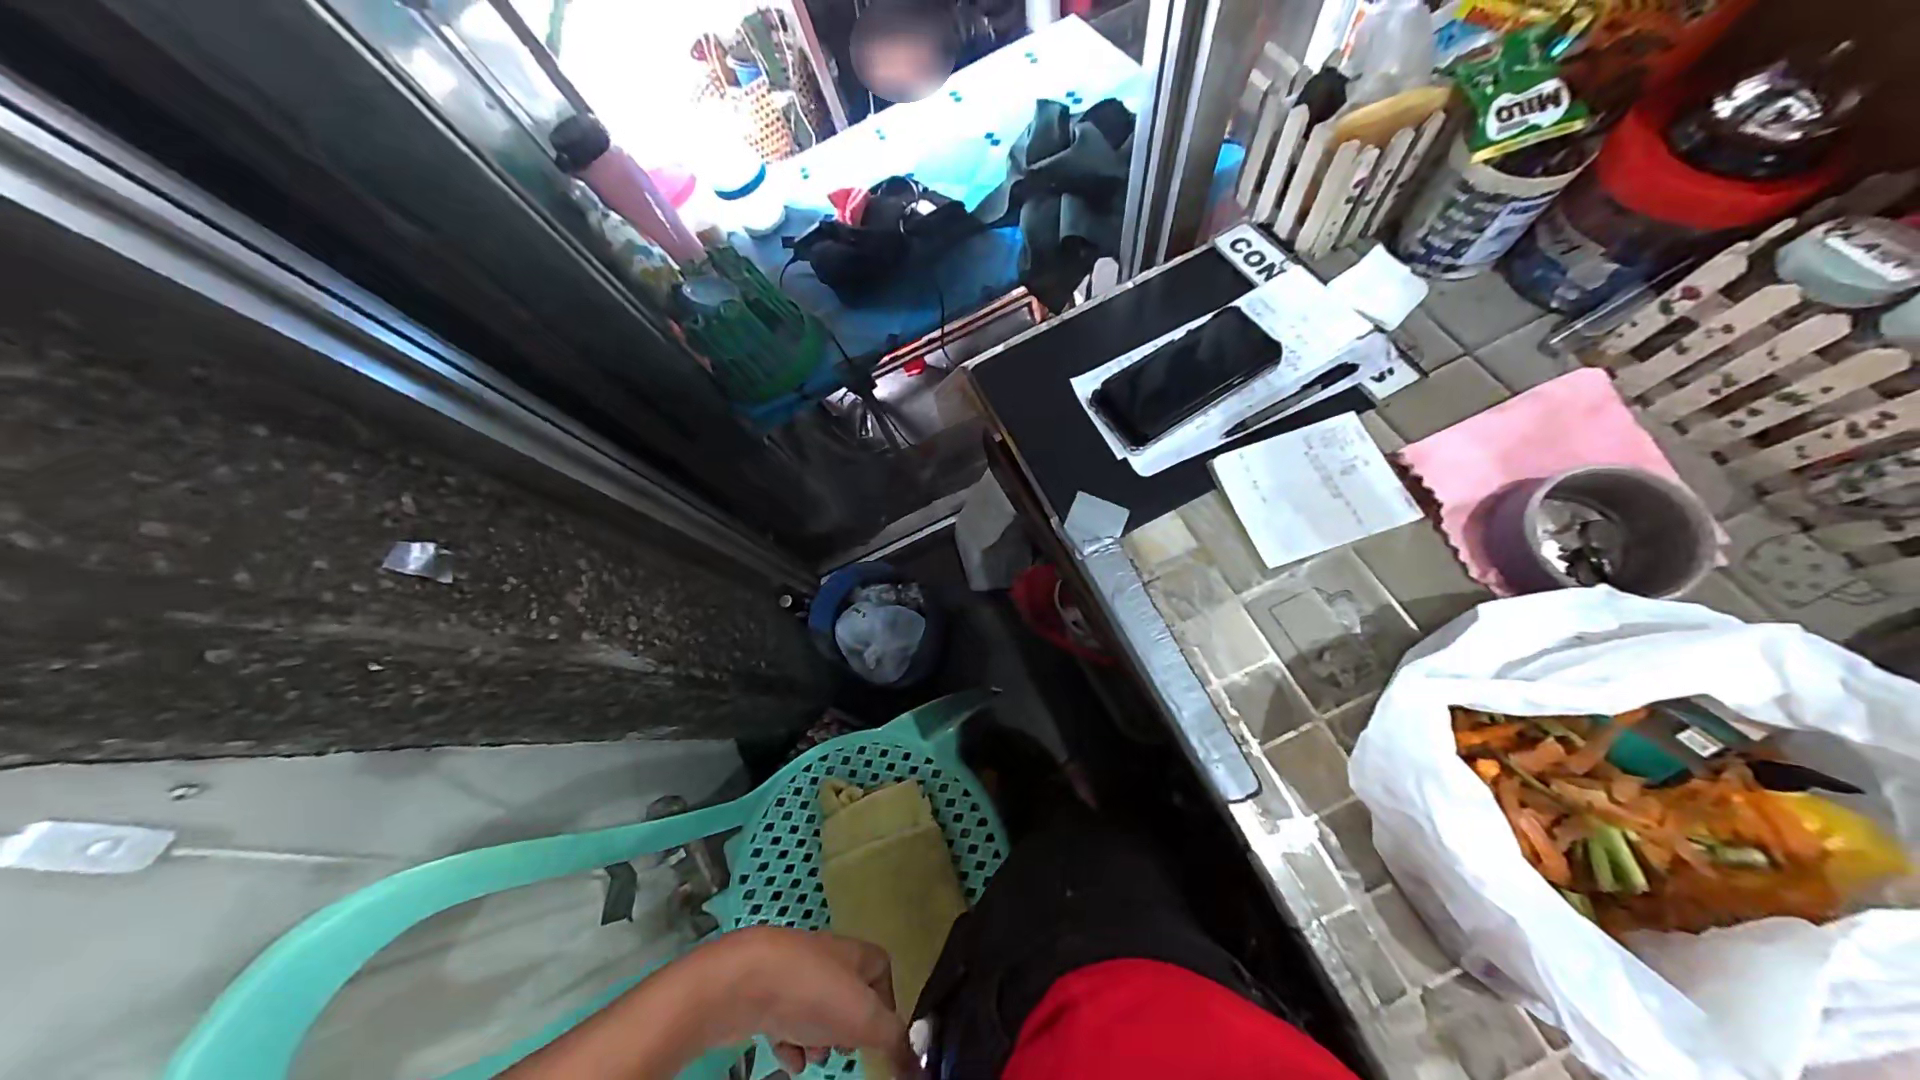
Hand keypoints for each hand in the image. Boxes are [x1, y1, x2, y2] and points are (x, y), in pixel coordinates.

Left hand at [704, 927, 917, 1076]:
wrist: (745, 982)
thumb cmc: (814, 993)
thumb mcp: (865, 1019)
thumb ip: (895, 1040)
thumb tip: (919, 1064)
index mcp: (856, 953)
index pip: (882, 971)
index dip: (885, 1005)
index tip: (879, 1035)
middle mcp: (828, 958)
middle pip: (849, 996)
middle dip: (847, 1029)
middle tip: (842, 1047)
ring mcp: (795, 974)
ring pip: (818, 1012)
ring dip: (819, 1040)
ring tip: (810, 1054)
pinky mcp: (766, 992)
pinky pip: (788, 1022)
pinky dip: (790, 1042)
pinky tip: (787, 1056)